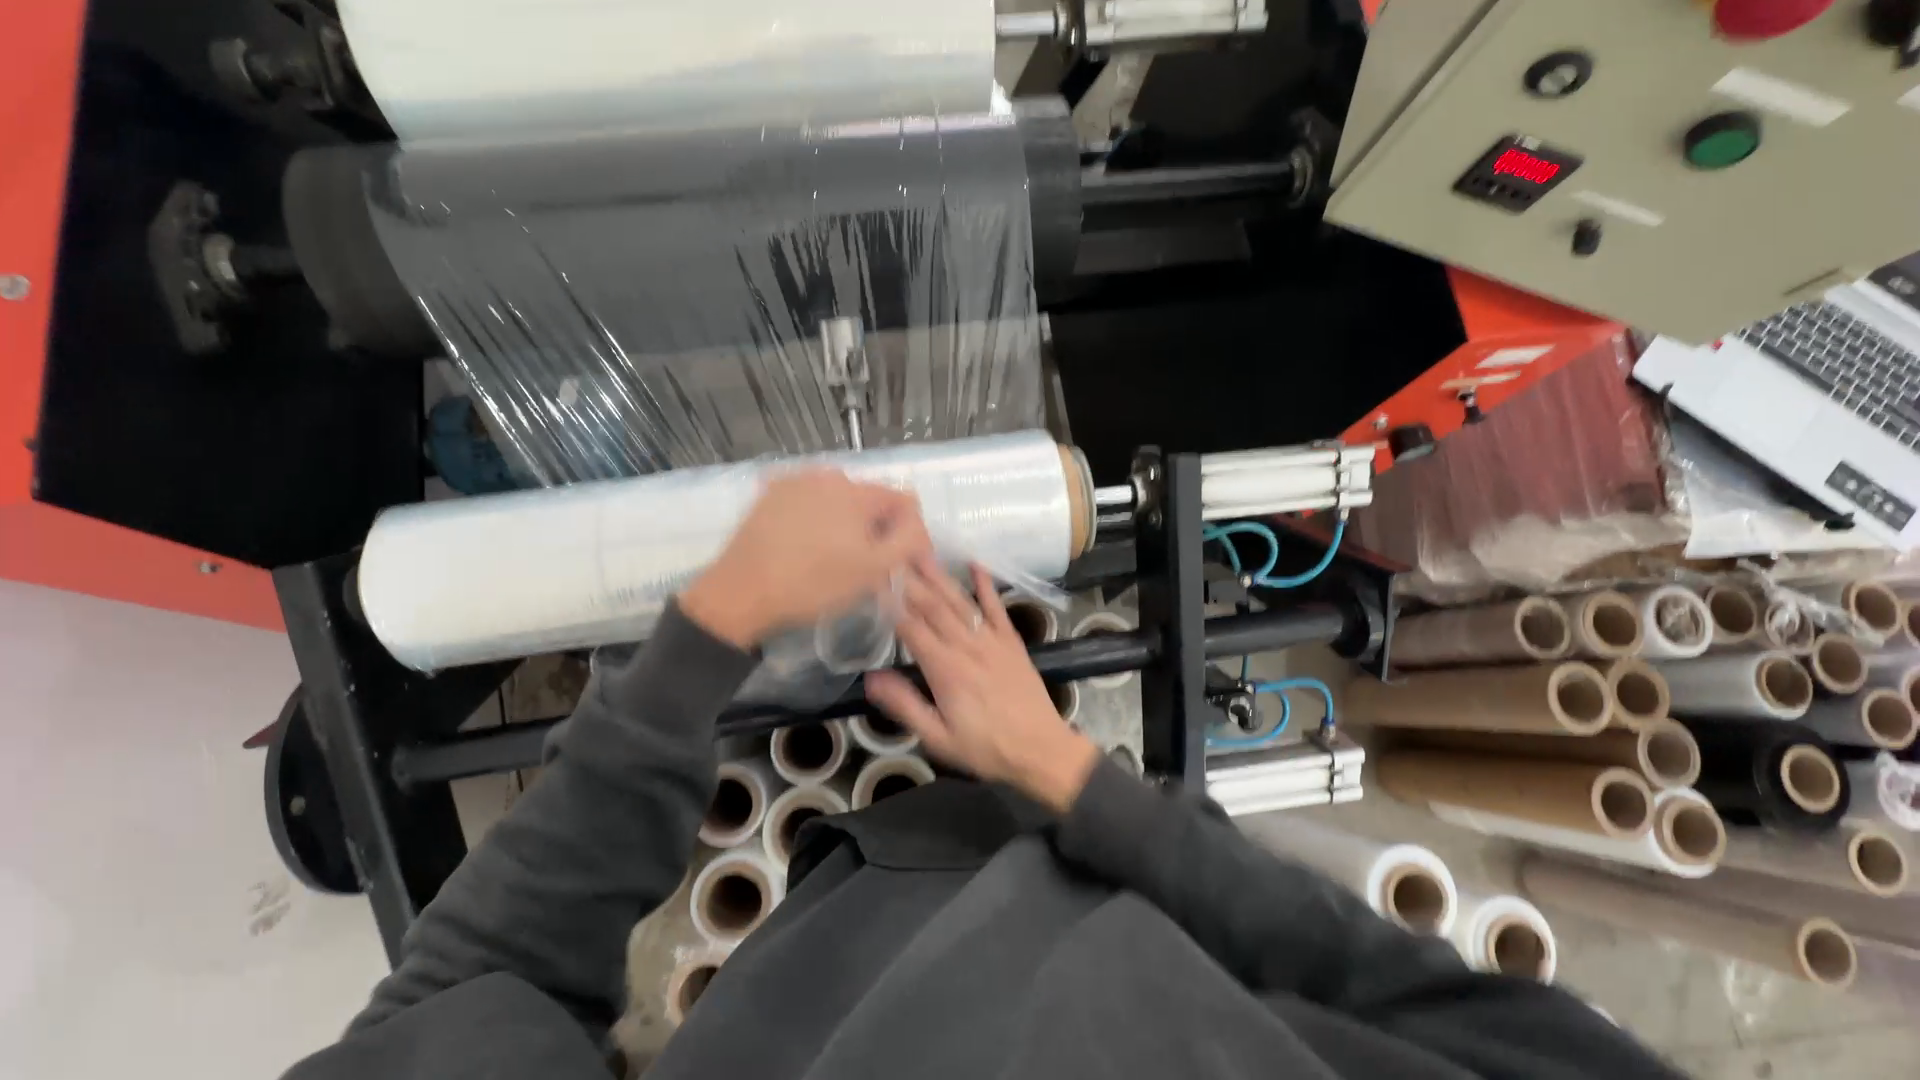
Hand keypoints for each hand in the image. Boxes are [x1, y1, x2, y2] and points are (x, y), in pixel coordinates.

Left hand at [681, 470, 930, 648]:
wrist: (742, 592)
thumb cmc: (814, 584)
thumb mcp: (873, 570)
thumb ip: (907, 540)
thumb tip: (917, 523)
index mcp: (857, 491)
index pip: (903, 501)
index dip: (911, 533)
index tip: (905, 563)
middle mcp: (828, 475)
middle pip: (870, 499)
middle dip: (877, 528)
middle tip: (870, 565)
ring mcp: (795, 481)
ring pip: (838, 500)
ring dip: (847, 523)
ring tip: (838, 557)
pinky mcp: (770, 494)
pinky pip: (809, 502)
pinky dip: (817, 519)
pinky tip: (809, 546)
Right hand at [864, 561, 1098, 812]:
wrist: (1041, 750)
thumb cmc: (986, 749)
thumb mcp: (938, 738)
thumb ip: (905, 706)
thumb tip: (871, 678)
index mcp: (945, 670)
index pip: (911, 628)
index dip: (890, 604)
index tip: (871, 581)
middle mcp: (967, 646)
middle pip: (933, 606)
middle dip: (910, 579)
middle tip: (889, 553)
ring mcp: (992, 640)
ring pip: (960, 601)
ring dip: (939, 576)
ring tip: (920, 551)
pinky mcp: (1012, 642)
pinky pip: (996, 607)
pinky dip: (986, 584)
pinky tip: (976, 563)